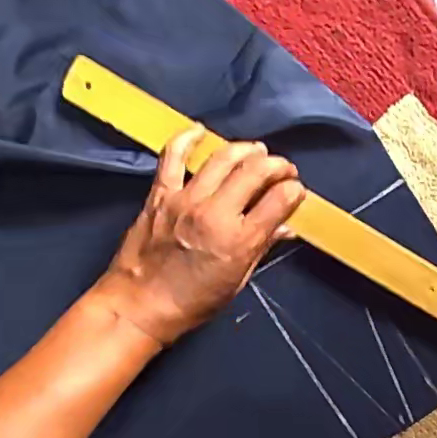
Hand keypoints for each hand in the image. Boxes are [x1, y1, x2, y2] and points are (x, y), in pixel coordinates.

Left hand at [90, 128, 305, 346]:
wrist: (140, 306)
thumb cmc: (191, 304)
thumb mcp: (236, 282)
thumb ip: (261, 248)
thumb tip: (285, 228)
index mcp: (239, 241)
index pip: (279, 201)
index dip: (294, 191)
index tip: (296, 190)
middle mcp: (215, 214)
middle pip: (255, 172)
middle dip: (276, 165)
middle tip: (283, 168)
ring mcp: (186, 200)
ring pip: (223, 158)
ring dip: (245, 150)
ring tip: (256, 151)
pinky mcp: (161, 194)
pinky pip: (173, 156)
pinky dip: (187, 138)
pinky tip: (200, 131)